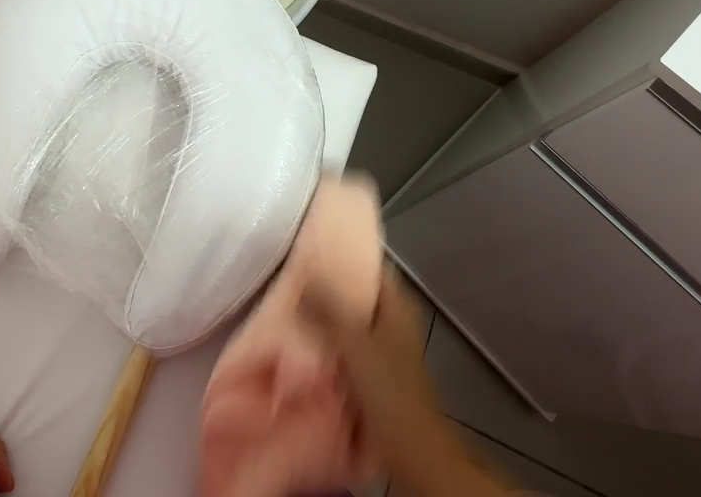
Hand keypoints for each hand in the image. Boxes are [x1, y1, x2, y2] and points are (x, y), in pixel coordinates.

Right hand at [302, 269, 514, 496]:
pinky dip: (325, 342)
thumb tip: (305, 273)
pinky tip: (300, 346)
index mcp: (395, 305)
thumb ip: (330, 307)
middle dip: (323, 285)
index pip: (366, 262)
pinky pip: (342, 345)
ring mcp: (383, 347)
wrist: (414, 453)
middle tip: (287, 279)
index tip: (305, 246)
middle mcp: (391, 320)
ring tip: (286, 307)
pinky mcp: (373, 372)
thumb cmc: (390, 393)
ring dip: (322, 316)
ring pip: (346, 319)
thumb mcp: (356, 343)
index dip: (339, 252)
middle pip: (353, 290)